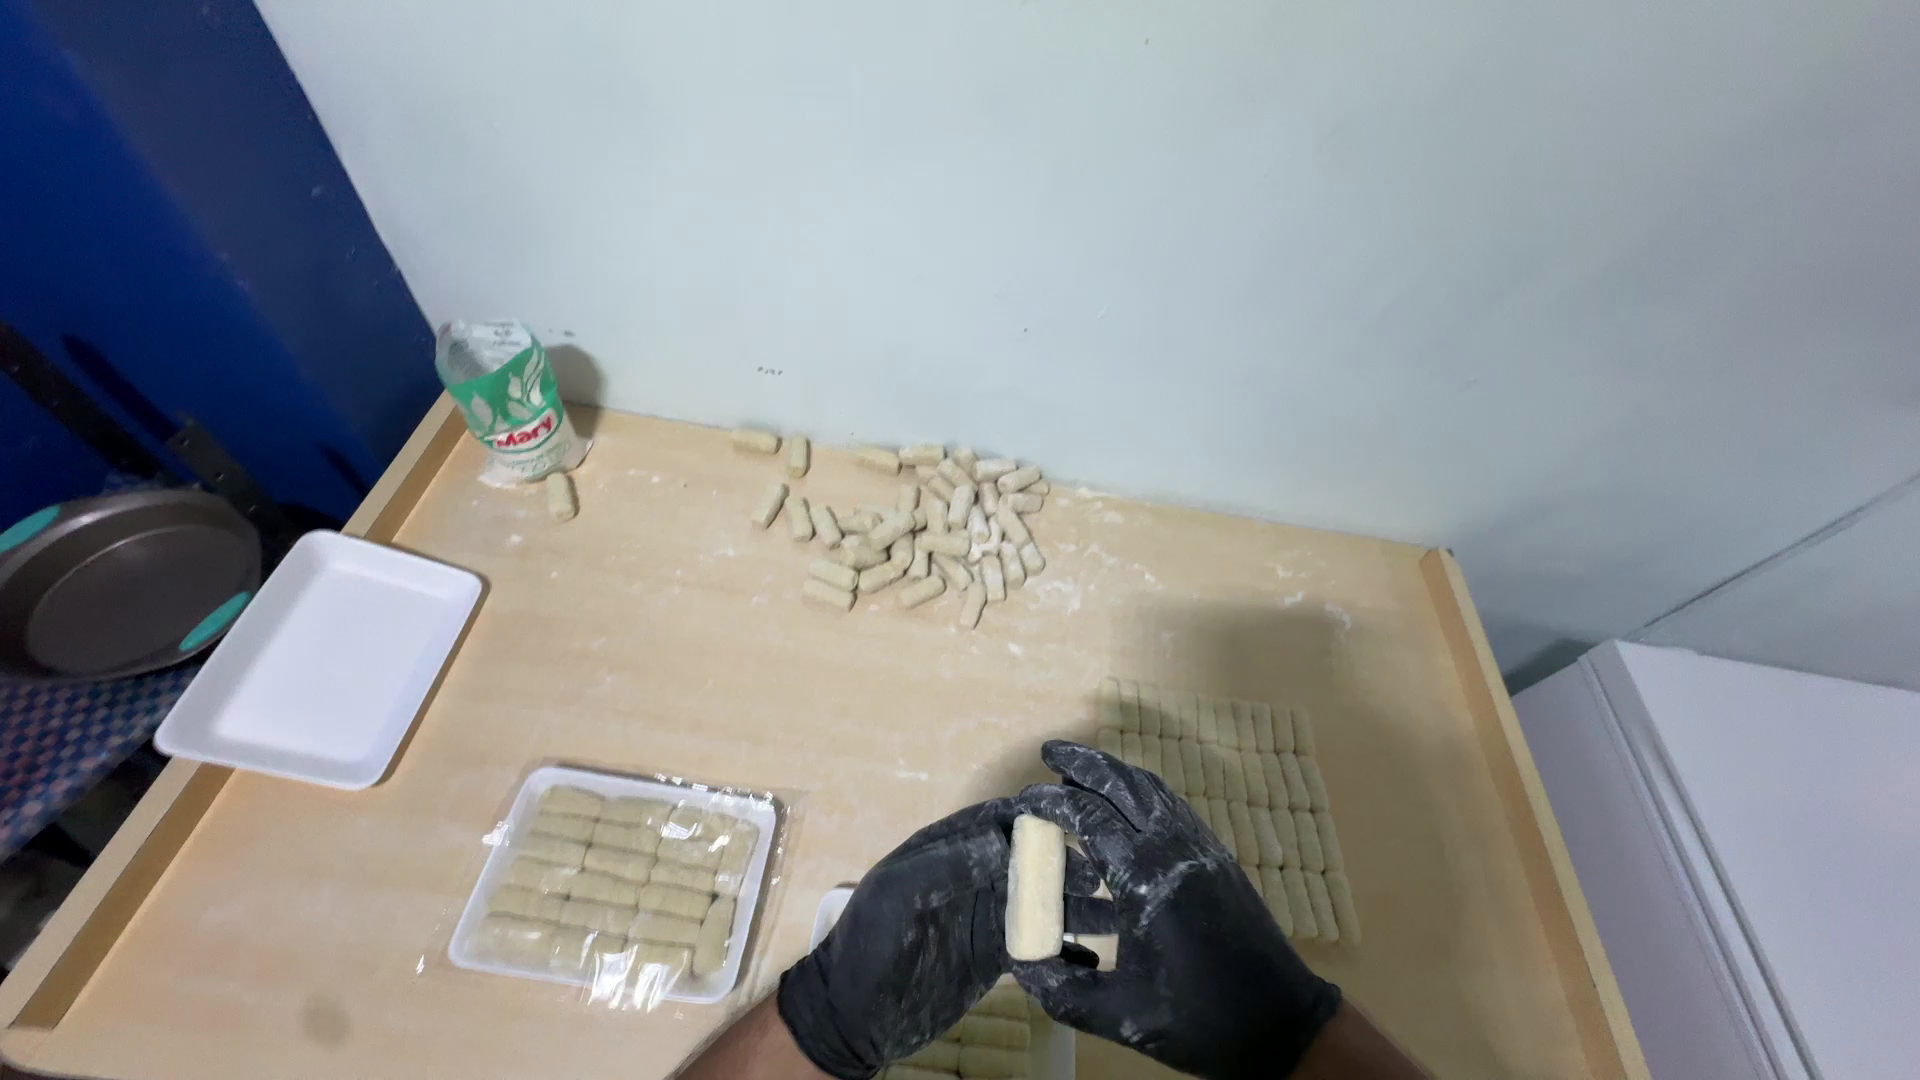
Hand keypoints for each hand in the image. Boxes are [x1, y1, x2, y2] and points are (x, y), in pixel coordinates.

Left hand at [776, 797, 1109, 1078]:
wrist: (852, 1018)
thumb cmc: (871, 945)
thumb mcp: (901, 894)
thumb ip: (949, 863)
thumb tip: (1005, 838)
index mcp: (947, 849)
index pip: (999, 821)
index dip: (1036, 819)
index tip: (1078, 823)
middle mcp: (971, 875)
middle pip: (1028, 861)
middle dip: (1065, 865)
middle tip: (1103, 879)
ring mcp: (984, 916)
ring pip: (1038, 902)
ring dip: (1072, 907)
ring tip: (1113, 919)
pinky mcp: (992, 956)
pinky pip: (1035, 945)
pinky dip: (1063, 951)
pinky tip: (1092, 962)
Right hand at [1014, 740, 1341, 1079]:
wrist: (1282, 1023)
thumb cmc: (1198, 1020)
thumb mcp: (1121, 1016)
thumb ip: (1062, 991)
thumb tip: (1020, 963)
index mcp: (1145, 879)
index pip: (1090, 817)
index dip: (1054, 802)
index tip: (1025, 799)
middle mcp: (1172, 848)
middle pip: (1123, 785)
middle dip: (1083, 762)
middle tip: (1050, 750)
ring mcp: (1198, 845)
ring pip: (1151, 788)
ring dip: (1113, 771)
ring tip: (1079, 769)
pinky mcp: (1214, 852)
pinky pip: (1171, 803)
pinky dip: (1140, 787)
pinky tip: (1126, 798)